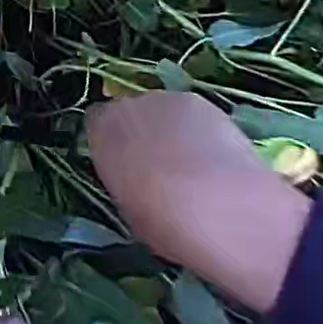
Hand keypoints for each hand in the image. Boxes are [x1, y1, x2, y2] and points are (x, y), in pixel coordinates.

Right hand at [86, 92, 311, 312]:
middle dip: (140, 131)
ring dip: (169, 128)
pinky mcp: (197, 100)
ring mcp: (162, 98)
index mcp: (101, 134)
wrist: (225, 210)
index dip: (112, 141)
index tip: (126, 163)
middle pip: (128, 111)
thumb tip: (134, 177)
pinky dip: (198, 128)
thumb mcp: (131, 212)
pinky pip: (189, 112)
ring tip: (195, 162)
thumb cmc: (170, 225)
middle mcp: (125, 107)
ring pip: (159, 110)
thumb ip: (125, 181)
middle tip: (161, 163)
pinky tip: (215, 156)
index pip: (97, 123)